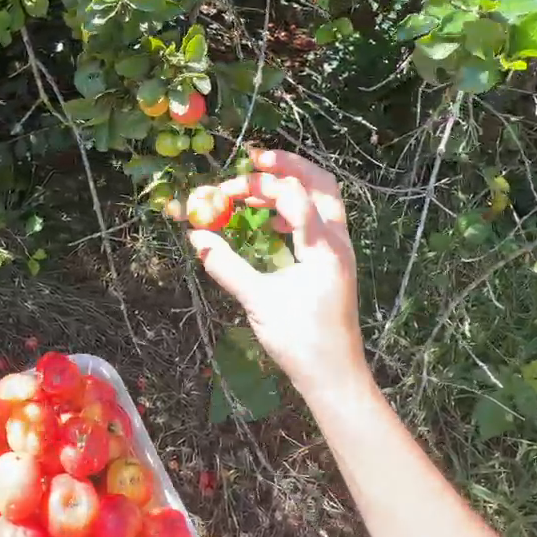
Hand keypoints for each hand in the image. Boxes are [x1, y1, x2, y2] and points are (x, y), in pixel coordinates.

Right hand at [170, 150, 365, 396]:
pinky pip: (321, 217)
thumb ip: (226, 265)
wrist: (336, 377)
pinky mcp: (335, 261)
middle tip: (255, 159)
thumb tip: (196, 238)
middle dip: (288, 165)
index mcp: (323, 247)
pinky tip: (273, 222)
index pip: (293, 195)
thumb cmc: (300, 341)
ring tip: (258, 187)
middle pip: (322, 182)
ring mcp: (340, 250)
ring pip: (325, 197)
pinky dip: (297, 206)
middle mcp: (338, 241)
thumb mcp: (257, 301)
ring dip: (293, 184)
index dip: (258, 187)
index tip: (227, 192)